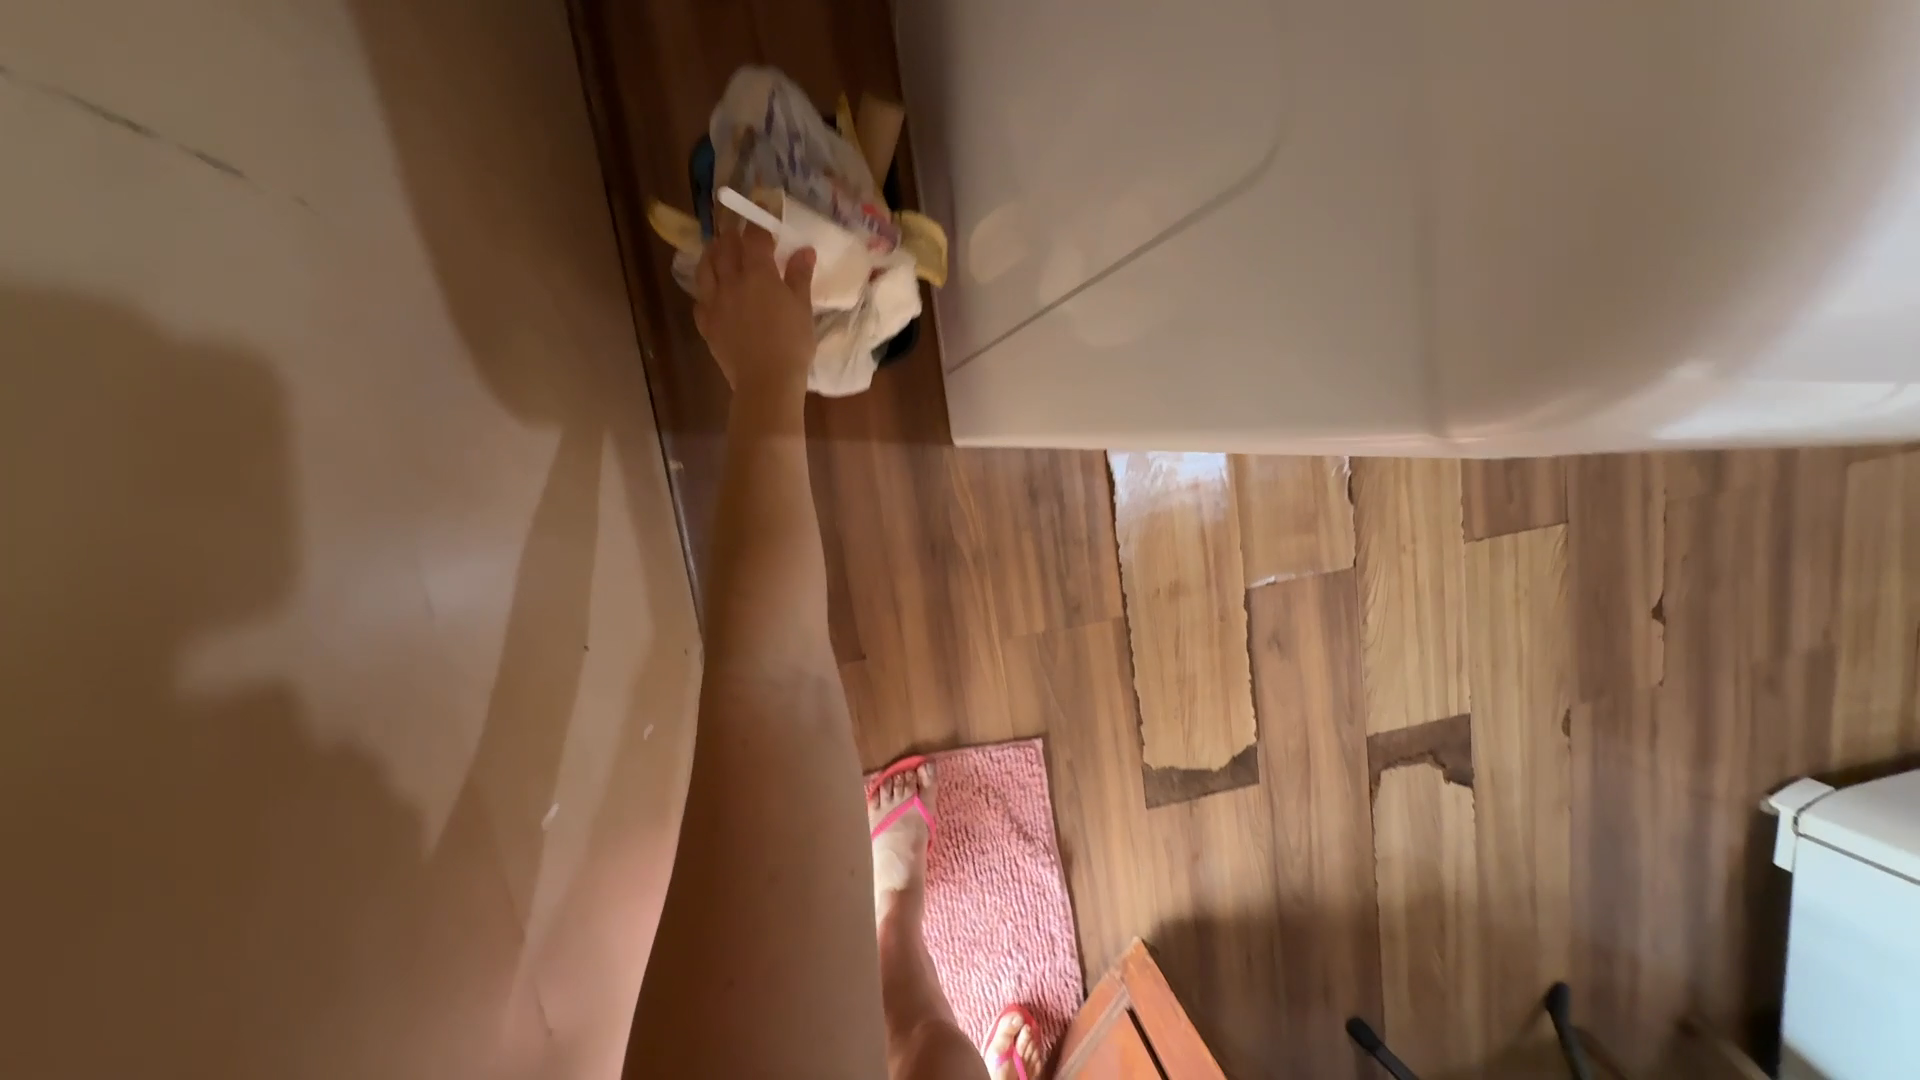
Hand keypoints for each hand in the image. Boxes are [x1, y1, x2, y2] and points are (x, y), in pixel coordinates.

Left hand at [693, 220, 816, 395]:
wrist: (766, 381)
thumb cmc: (792, 344)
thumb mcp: (803, 309)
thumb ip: (799, 277)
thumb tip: (804, 250)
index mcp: (759, 275)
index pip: (755, 238)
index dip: (757, 221)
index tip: (761, 210)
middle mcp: (731, 282)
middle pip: (725, 248)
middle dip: (730, 234)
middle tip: (735, 229)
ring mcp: (715, 303)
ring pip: (706, 269)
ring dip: (711, 254)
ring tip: (716, 250)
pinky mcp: (707, 325)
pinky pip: (700, 299)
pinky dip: (705, 289)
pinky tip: (710, 291)